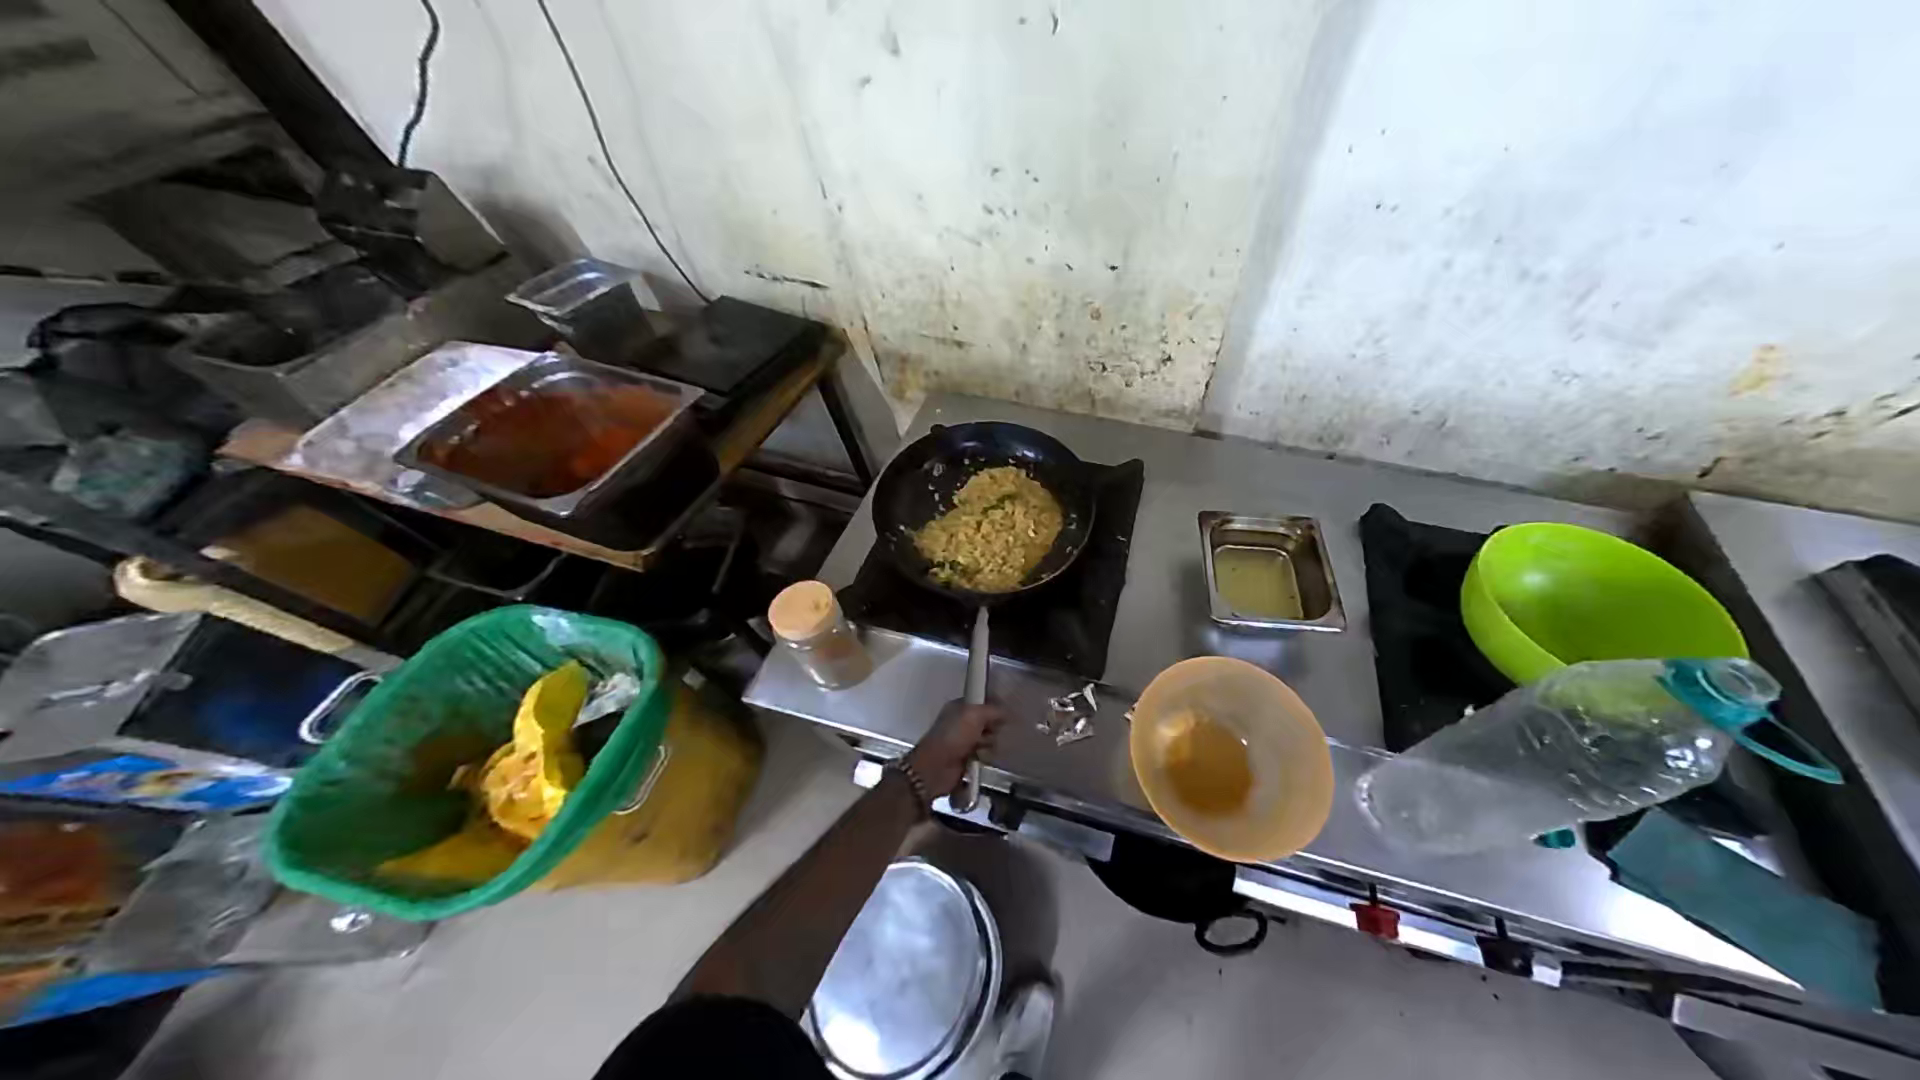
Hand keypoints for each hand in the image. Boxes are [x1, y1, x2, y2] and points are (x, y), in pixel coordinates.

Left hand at [905, 700, 1005, 796]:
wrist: (937, 767)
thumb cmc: (953, 736)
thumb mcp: (974, 715)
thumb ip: (993, 710)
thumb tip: (1007, 711)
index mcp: (959, 707)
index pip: (981, 702)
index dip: (994, 705)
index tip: (1006, 711)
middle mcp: (960, 723)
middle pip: (987, 721)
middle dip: (993, 727)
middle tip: (993, 730)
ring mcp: (963, 741)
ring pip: (988, 739)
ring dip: (990, 743)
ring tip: (984, 747)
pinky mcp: (967, 759)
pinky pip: (985, 755)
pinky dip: (986, 757)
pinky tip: (982, 758)